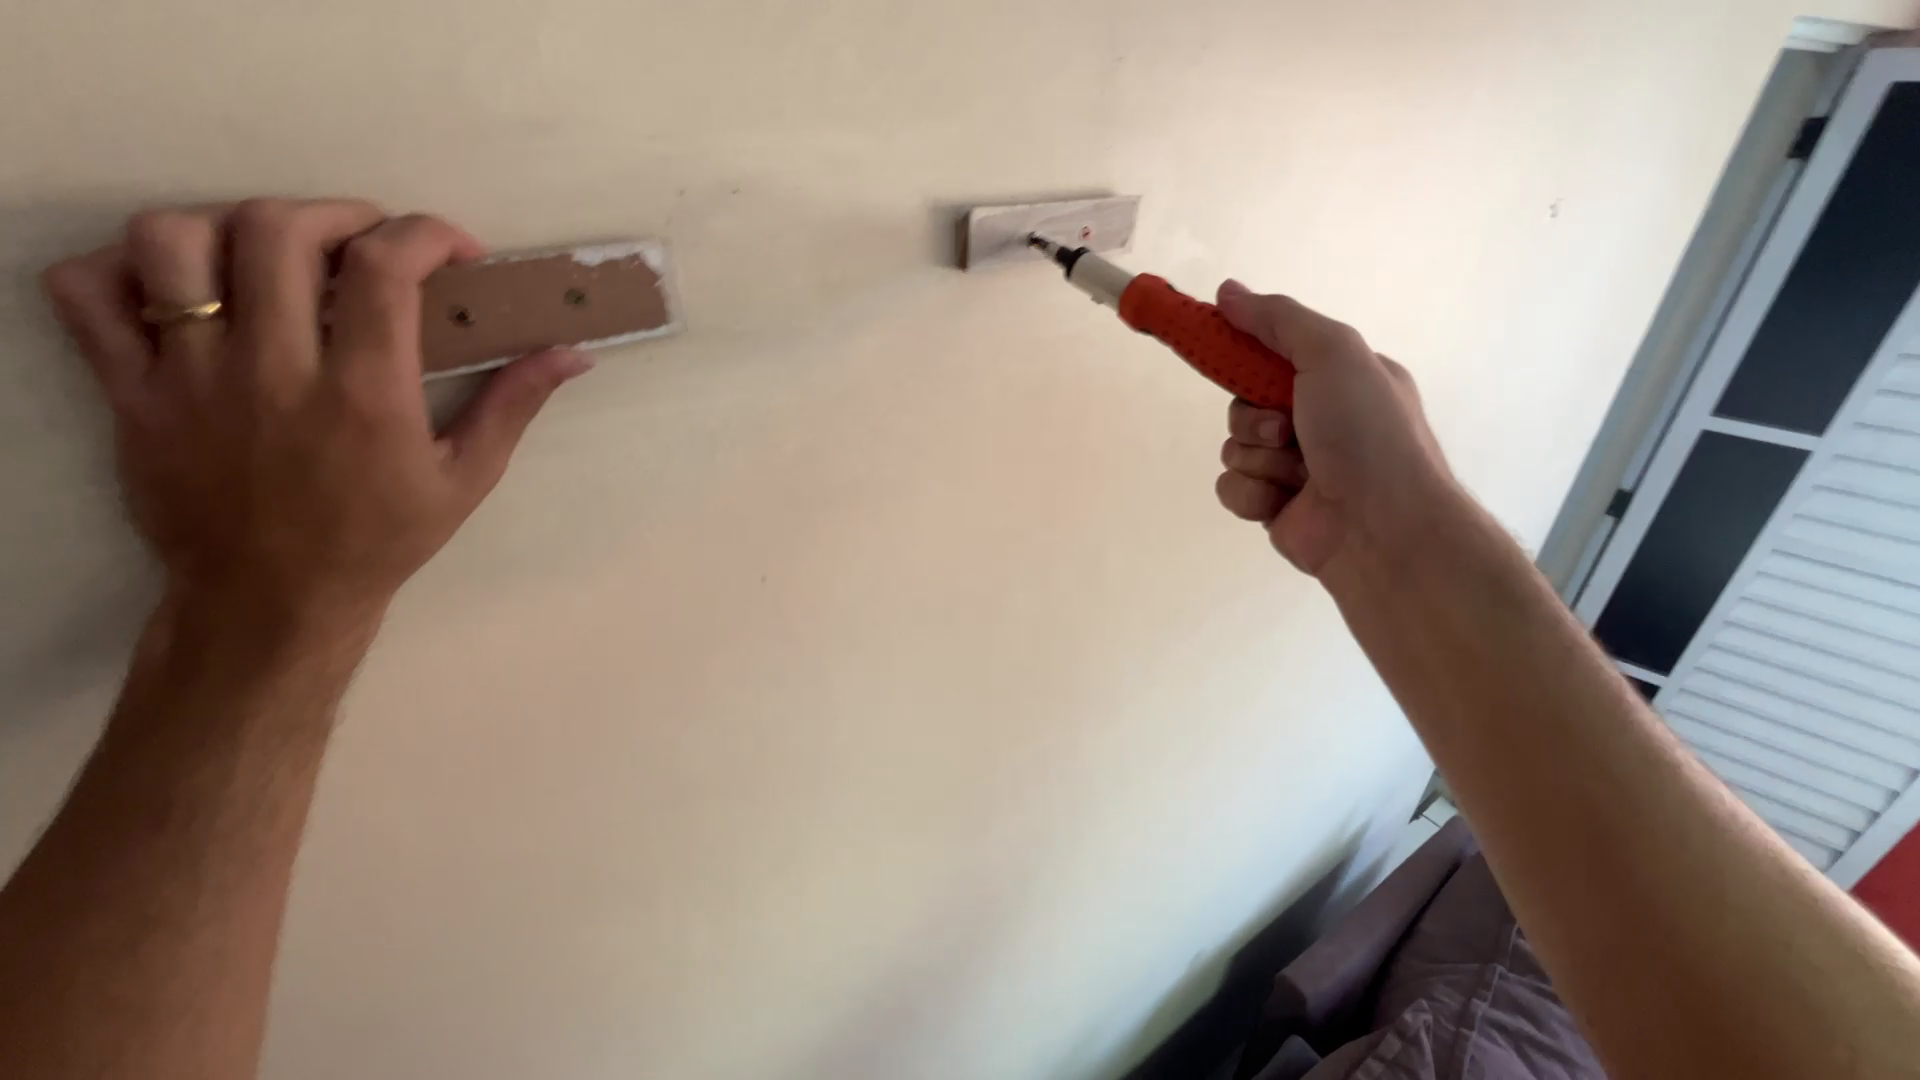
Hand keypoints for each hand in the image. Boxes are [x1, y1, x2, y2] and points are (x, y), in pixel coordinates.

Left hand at [41, 198, 591, 628]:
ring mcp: (188, 377)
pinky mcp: (128, 392)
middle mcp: (273, 371)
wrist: (274, 599)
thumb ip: (514, 405)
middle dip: (336, 212)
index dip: (425, 233)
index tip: (452, 248)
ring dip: (232, 225)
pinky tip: (180, 283)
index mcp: (365, 394)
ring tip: (274, 255)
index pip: (385, 268)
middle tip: (368, 241)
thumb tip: (573, 354)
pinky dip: (123, 265)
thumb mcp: (467, 478)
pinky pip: (85, 293)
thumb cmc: (383, 537)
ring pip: (175, 242)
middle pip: (277, 230)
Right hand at [1212, 280, 1455, 575]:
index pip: (1272, 354)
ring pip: (1233, 446)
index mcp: (1338, 379)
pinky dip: (1251, 492)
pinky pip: (1231, 486)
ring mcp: (1293, 466)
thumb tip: (1226, 291)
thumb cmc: (1366, 432)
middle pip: (1242, 402)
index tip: (1211, 343)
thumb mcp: (1333, 353)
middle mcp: (1316, 420)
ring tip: (1294, 472)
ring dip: (1256, 457)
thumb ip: (1277, 320)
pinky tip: (1281, 502)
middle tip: (1283, 428)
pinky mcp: (1272, 505)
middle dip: (1252, 416)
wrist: (1381, 527)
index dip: (1241, 351)